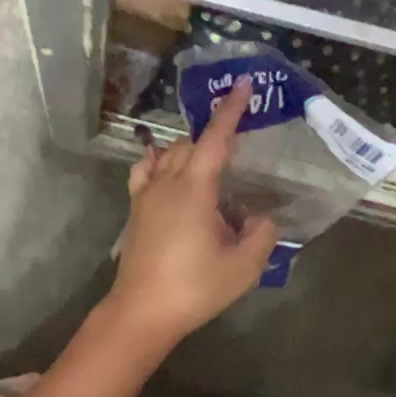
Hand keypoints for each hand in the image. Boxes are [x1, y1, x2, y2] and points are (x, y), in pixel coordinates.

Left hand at [102, 77, 278, 343]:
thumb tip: (260, 218)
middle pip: (190, 144)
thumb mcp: (243, 266)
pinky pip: (145, 172)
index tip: (243, 85)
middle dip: (213, 135)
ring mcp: (146, 196)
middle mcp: (167, 183)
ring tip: (210, 163)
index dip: (230, 111)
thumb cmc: (194, 287)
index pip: (215, 139)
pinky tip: (167, 171)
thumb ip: (260, 235)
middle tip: (237, 143)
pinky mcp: (135, 211)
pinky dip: (159, 162)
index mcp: (195, 189)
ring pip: (167, 155)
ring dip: (189, 150)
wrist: (142, 311)